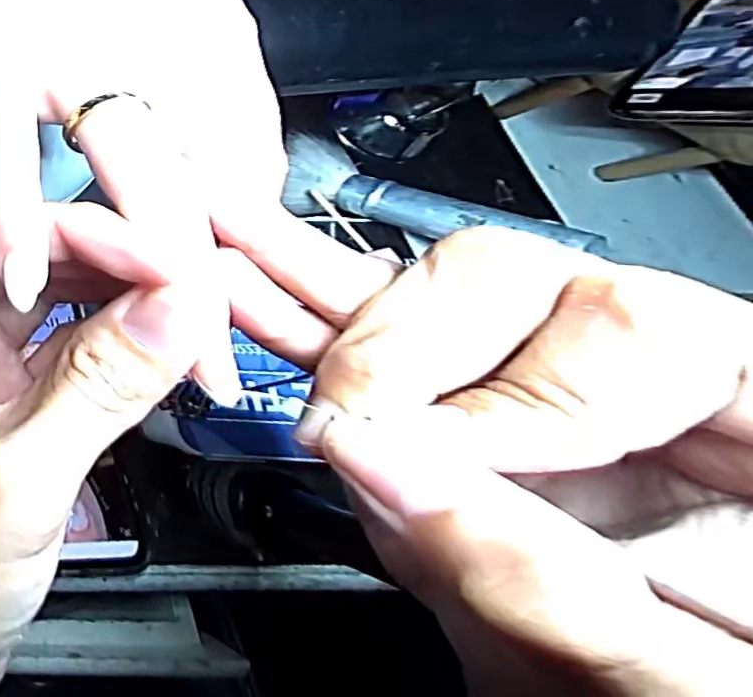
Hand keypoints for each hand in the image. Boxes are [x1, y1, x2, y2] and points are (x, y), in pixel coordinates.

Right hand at [0, 0, 281, 404]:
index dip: (259, 256)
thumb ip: (213, 74)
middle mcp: (163, 63)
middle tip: (222, 377)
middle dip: (220, 297)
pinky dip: (16, 219)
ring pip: (128, 186)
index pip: (254, 172)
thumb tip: (225, 151)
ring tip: (149, 360)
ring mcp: (76, 68)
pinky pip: (11, 158)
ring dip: (144, 278)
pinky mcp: (2, 69)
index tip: (255, 318)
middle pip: (208, 197)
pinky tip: (22, 276)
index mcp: (219, 46)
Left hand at [0, 204, 204, 696]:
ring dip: (119, 303)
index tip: (158, 252)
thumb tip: (173, 309)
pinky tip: (161, 346)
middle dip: (109, 264)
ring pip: (51, 303)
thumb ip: (96, 388)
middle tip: (190, 277)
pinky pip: (64, 352)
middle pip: (25, 260)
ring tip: (190, 308)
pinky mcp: (1, 398)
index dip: (75, 233)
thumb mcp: (12, 476)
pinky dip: (113, 348)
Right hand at [218, 212, 752, 692]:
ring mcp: (514, 391)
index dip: (526, 387)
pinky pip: (344, 340)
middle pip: (501, 281)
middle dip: (397, 348)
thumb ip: (550, 582)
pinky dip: (284, 319)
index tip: (435, 458)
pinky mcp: (428, 413)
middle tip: (344, 419)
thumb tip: (376, 460)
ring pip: (401, 295)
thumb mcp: (683, 687)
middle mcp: (637, 390)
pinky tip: (234, 281)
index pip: (638, 328)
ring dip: (300, 285)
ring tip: (226, 256)